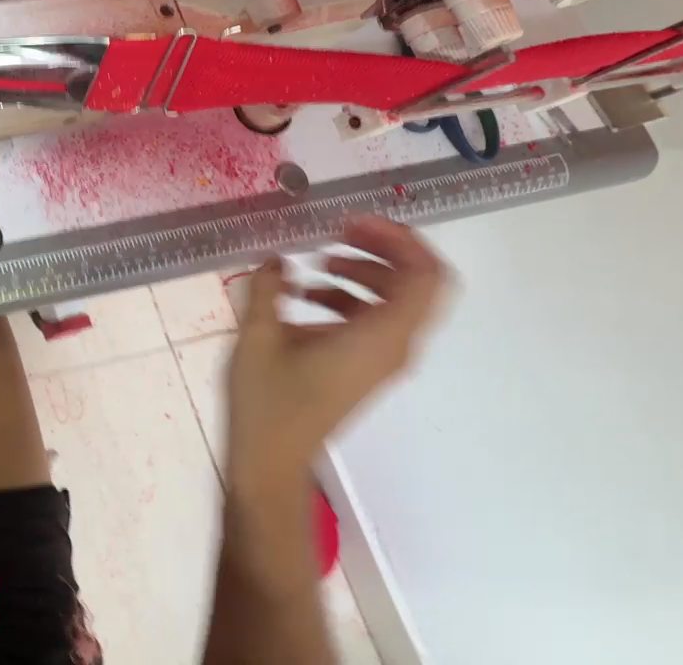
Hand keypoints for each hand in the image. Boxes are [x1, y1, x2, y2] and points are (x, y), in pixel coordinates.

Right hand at [225, 217, 450, 490]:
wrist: (271, 460)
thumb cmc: (267, 400)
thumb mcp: (257, 336)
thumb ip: (268, 288)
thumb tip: (279, 258)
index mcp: (379, 337)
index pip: (426, 276)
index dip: (399, 239)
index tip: (351, 222)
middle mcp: (394, 347)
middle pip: (417, 284)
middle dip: (381, 248)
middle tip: (336, 230)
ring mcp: (381, 360)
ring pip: (395, 301)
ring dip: (363, 272)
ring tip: (315, 262)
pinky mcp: (363, 368)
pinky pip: (374, 320)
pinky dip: (348, 297)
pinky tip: (302, 295)